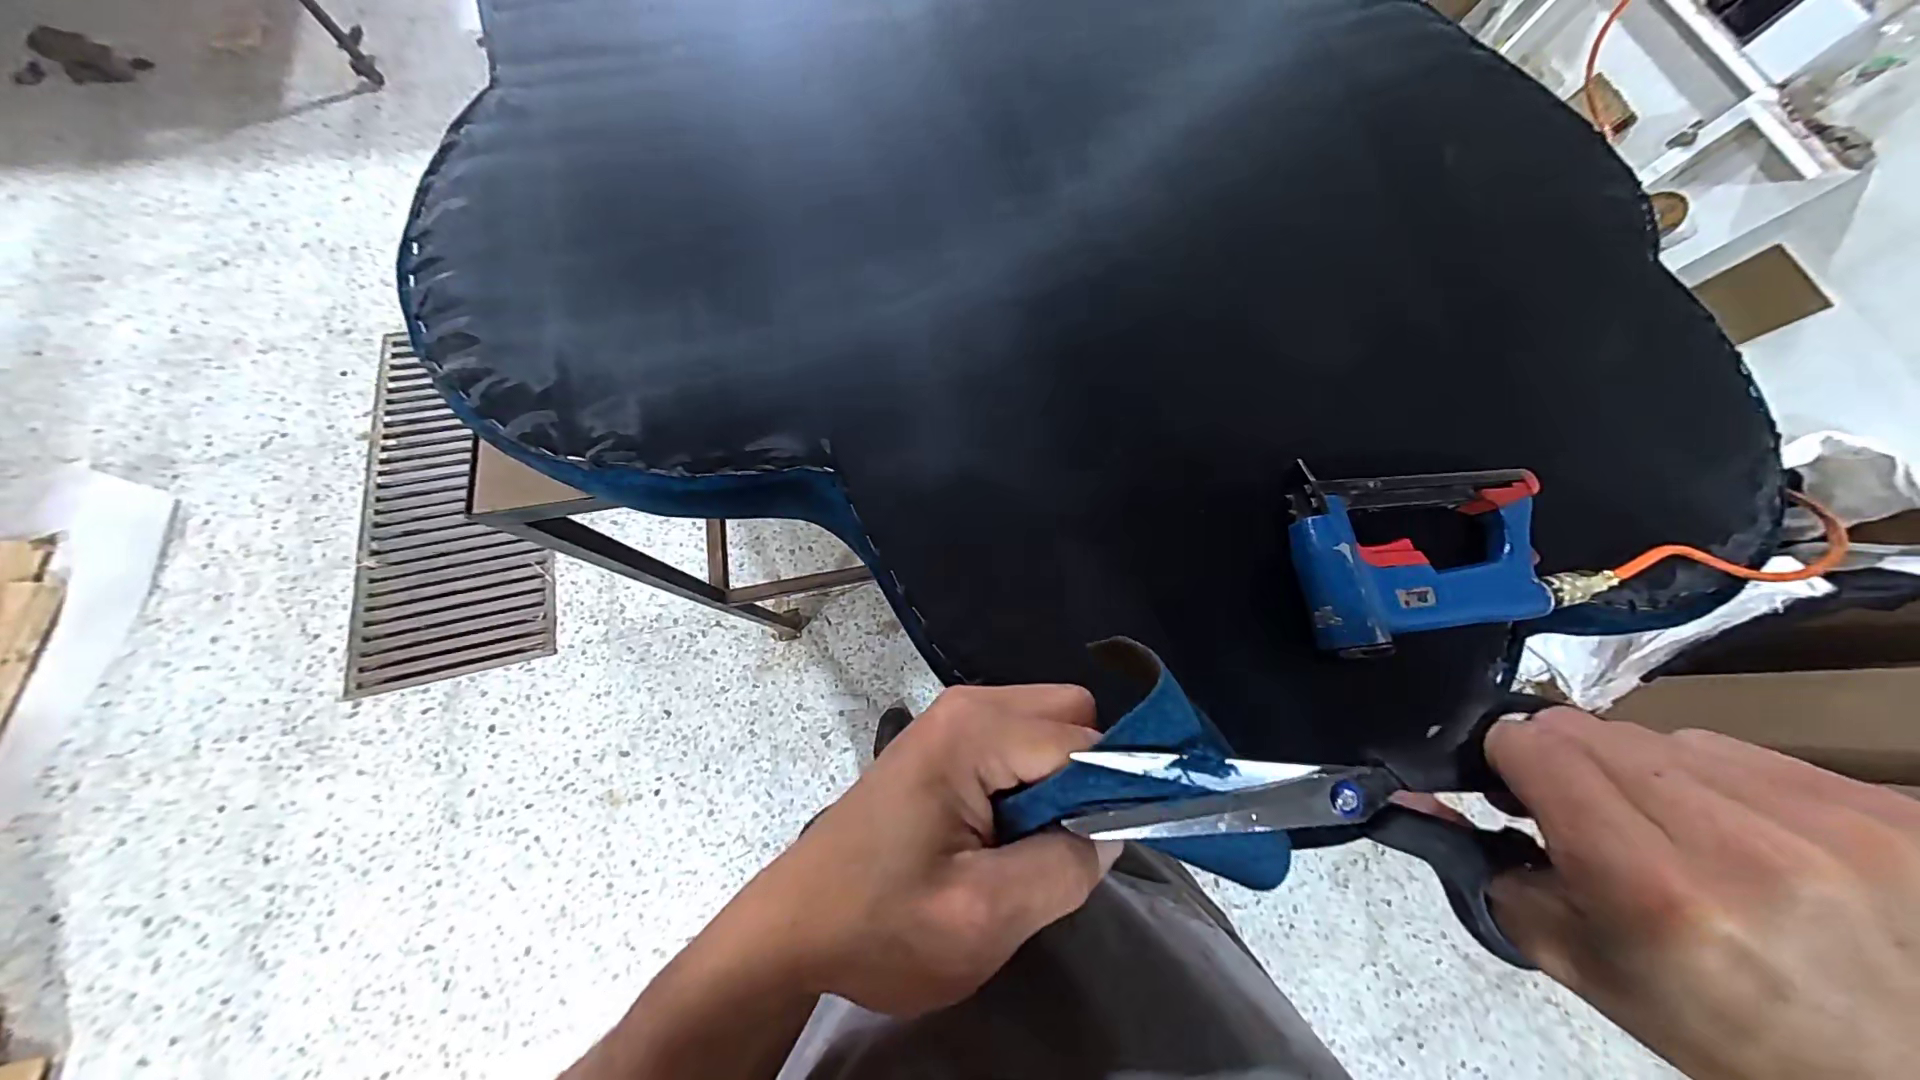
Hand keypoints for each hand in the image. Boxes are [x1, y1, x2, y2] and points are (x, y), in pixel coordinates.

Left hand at [757, 683, 1120, 1014]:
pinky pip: (1020, 744)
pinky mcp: (947, 743)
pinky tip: (1002, 834)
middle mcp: (967, 705)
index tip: (1109, 848)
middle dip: (1087, 779)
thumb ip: (1064, 868)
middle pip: (1071, 718)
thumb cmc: (879, 924)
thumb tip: (1113, 829)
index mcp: (973, 730)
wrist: (795, 926)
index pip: (1086, 742)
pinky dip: (1032, 784)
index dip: (1113, 793)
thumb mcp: (983, 915)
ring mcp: (954, 719)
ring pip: (1050, 729)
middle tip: (1060, 846)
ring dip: (1059, 786)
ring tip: (1024, 847)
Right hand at [1485, 707, 1919, 1079]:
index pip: (1533, 743)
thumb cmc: (1712, 1027)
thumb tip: (1411, 794)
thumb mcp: (1569, 952)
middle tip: (1581, 814)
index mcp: (1650, 885)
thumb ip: (1478, 860)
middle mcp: (1740, 842)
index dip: (1507, 760)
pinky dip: (1717, 781)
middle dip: (1566, 763)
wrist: (1893, 1075)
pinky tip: (1741, 834)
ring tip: (1670, 830)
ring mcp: (1829, 821)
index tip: (1513, 790)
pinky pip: (1744, 751)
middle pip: (1590, 730)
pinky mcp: (1890, 809)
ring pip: (1662, 733)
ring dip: (1642, 770)